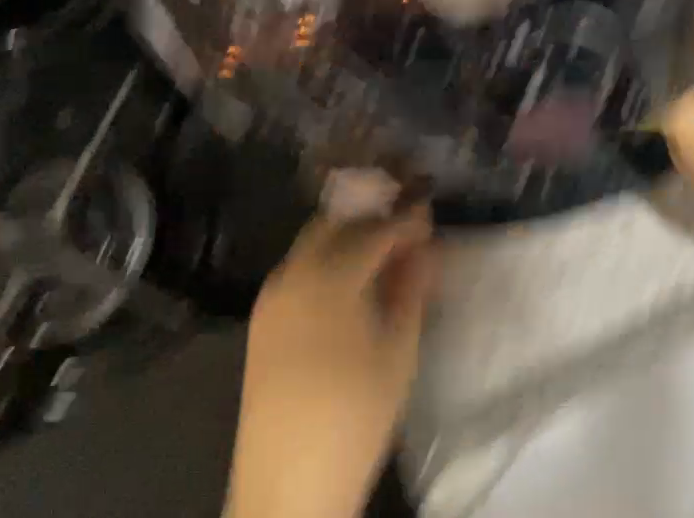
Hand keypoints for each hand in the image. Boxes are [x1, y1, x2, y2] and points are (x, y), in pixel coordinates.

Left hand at [227, 207, 437, 517]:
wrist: (287, 483)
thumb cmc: (356, 414)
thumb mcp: (399, 349)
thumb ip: (411, 288)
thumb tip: (426, 246)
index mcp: (328, 278)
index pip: (375, 229)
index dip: (407, 218)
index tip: (431, 209)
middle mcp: (292, 276)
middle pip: (335, 224)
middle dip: (372, 217)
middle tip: (408, 227)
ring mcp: (271, 299)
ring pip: (313, 245)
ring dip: (349, 238)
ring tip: (387, 255)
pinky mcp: (262, 323)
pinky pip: (299, 271)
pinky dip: (329, 262)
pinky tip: (353, 285)